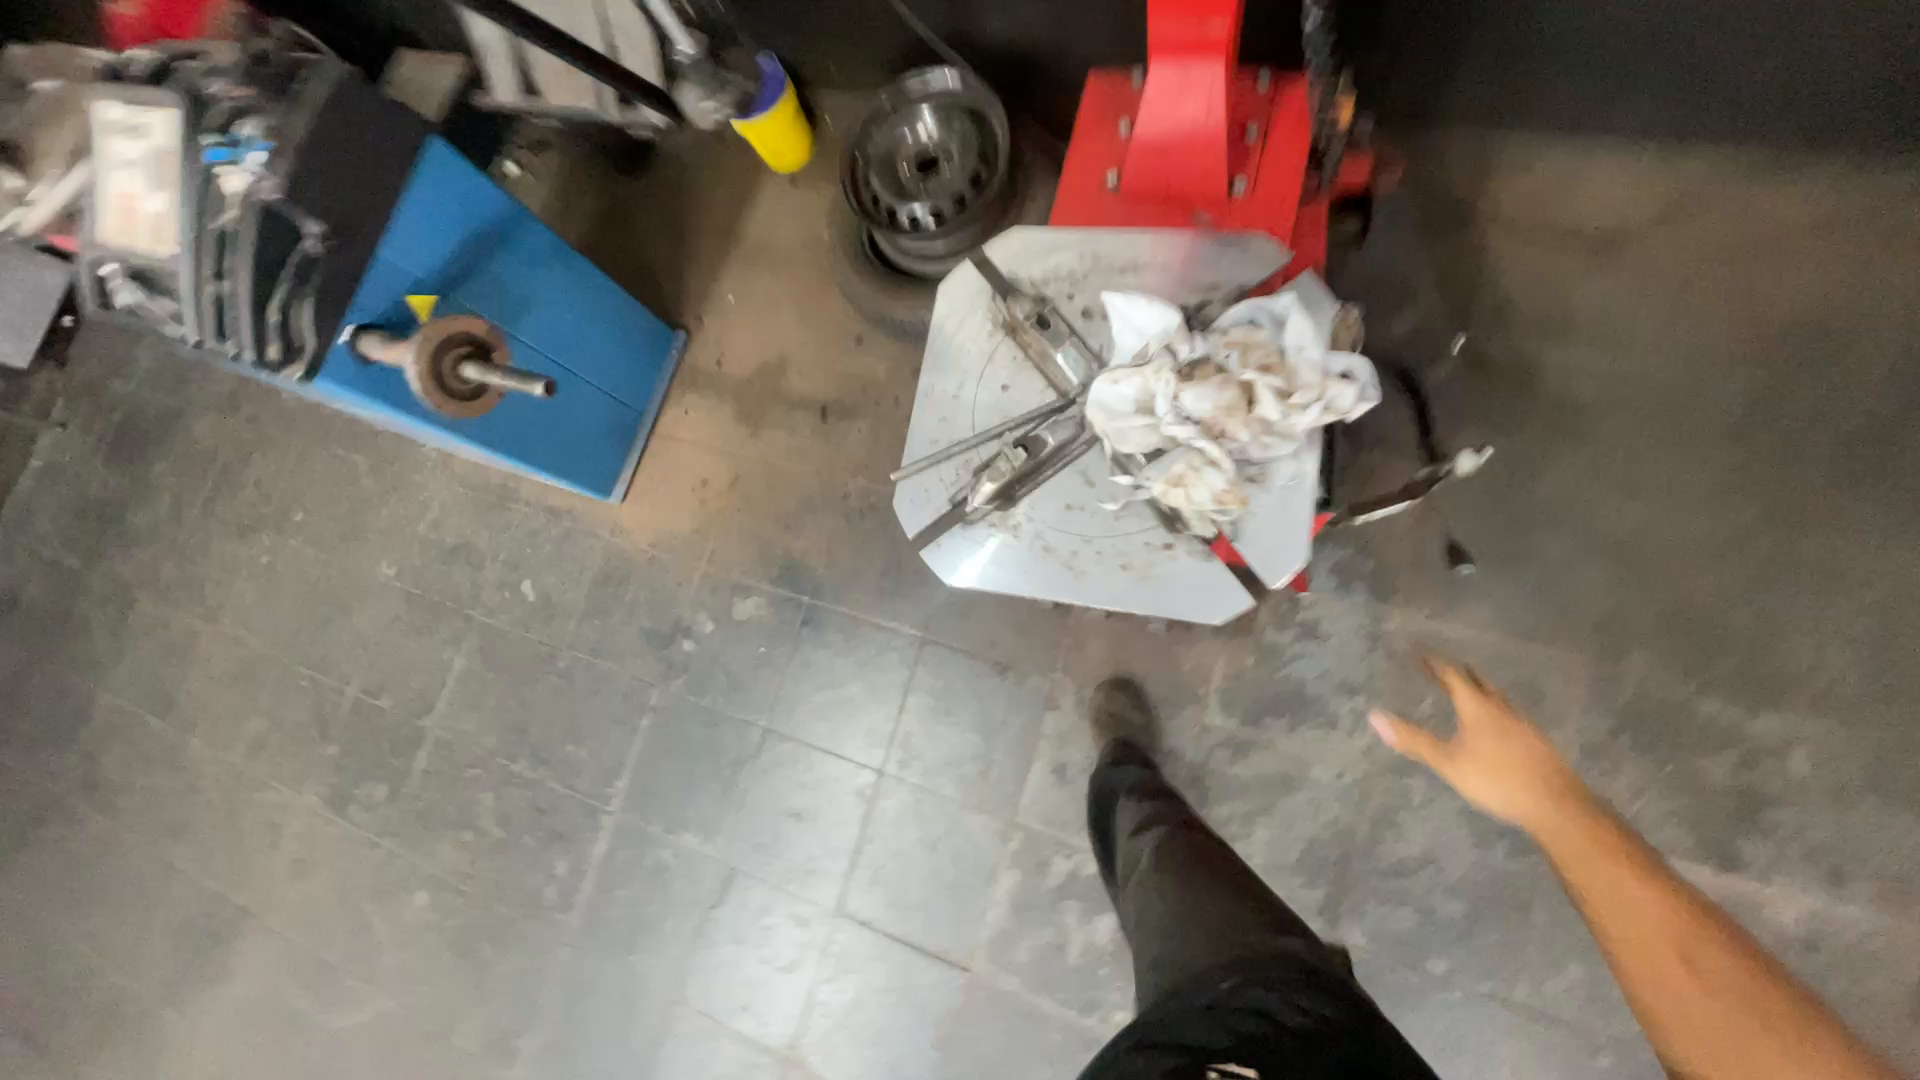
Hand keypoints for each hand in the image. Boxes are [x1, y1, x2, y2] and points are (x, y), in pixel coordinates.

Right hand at [1369, 656, 1593, 831]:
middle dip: (1459, 672)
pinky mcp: (1536, 741)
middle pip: (1479, 681)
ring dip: (1479, 689)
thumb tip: (1374, 716)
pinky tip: (1495, 723)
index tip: (1419, 653)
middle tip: (1442, 667)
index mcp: (1478, 708)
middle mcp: (1502, 708)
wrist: (1557, 805)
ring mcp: (1523, 724)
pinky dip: (1494, 708)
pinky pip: (1509, 713)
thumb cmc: (1497, 780)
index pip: (1454, 676)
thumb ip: (1413, 740)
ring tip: (1467, 690)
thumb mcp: (1447, 762)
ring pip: (1497, 697)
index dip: (1435, 664)